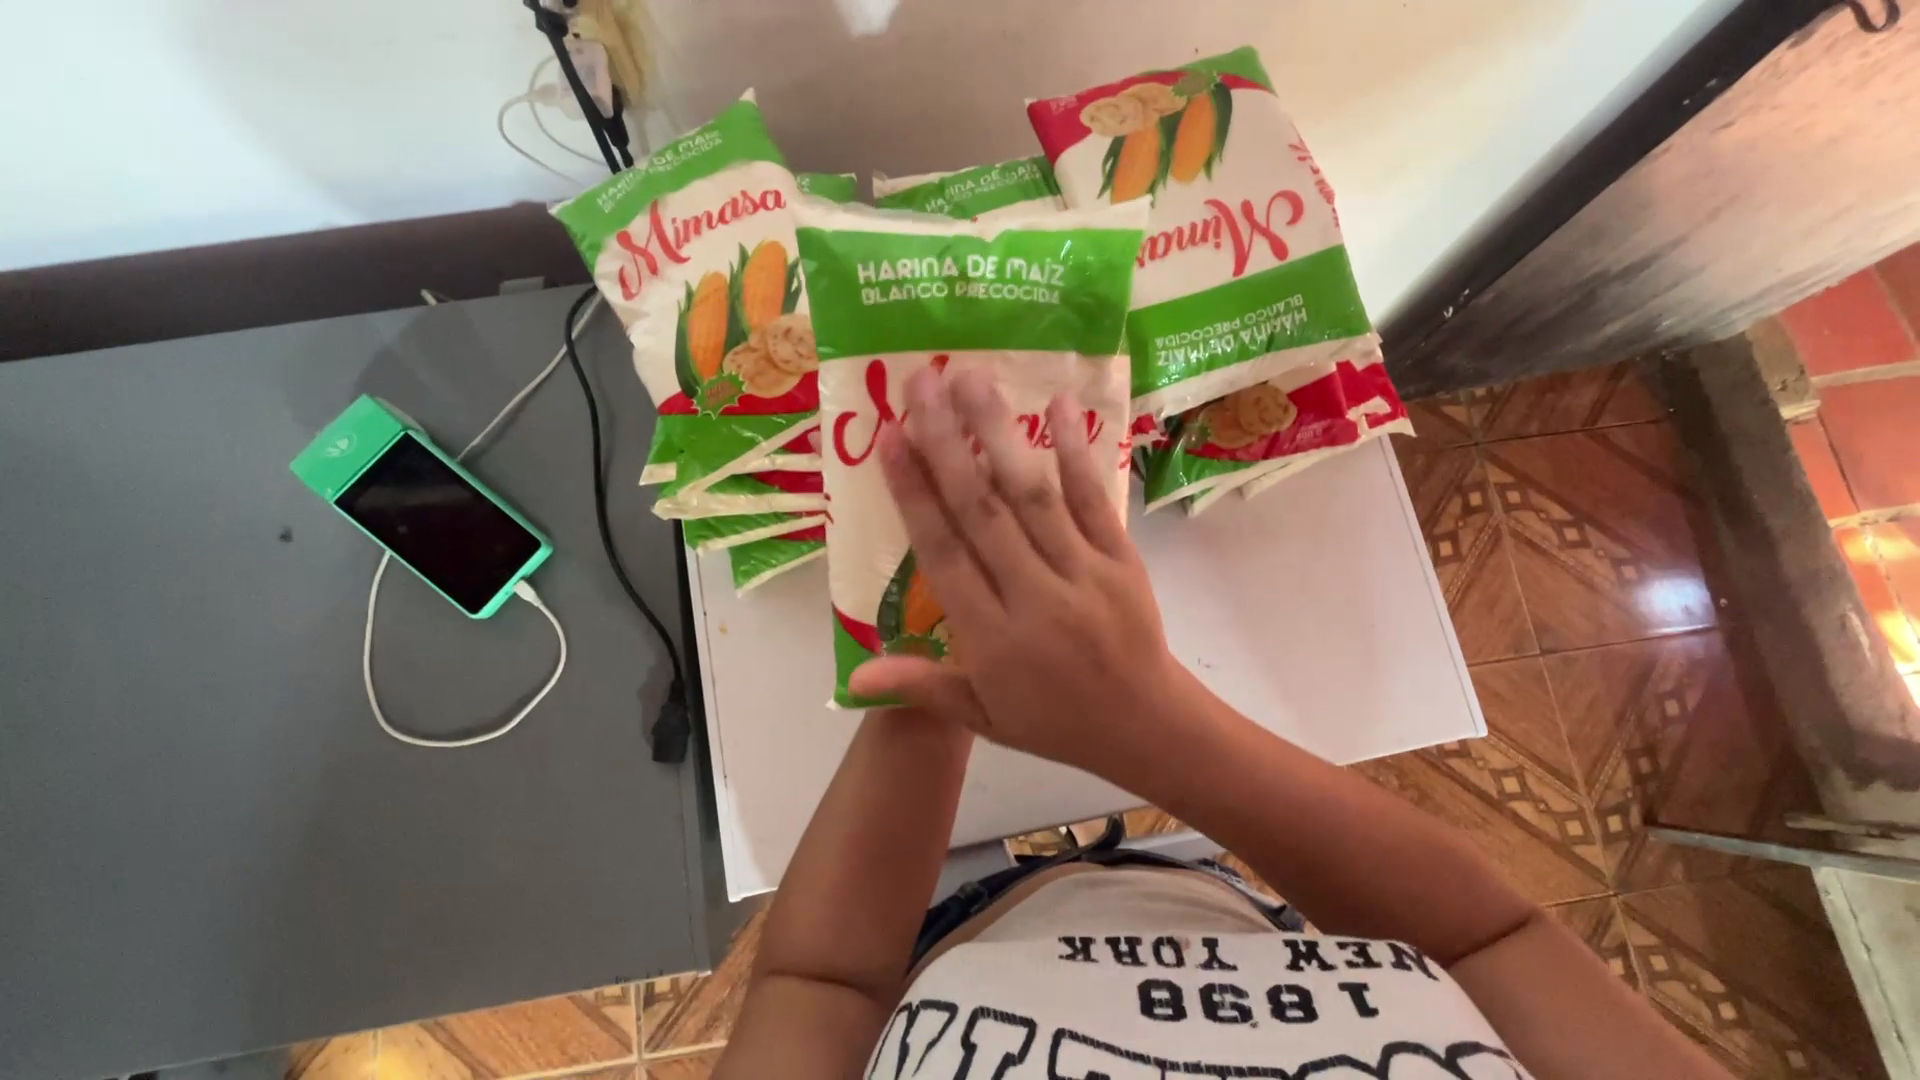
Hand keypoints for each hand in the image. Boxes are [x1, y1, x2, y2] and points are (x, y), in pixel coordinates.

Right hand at [849, 366, 1198, 781]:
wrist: (1145, 726)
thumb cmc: (1053, 720)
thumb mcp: (982, 715)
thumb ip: (921, 685)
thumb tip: (852, 675)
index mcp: (991, 637)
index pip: (943, 553)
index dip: (914, 492)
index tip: (890, 437)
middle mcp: (1033, 597)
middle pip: (982, 510)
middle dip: (947, 442)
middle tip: (921, 382)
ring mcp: (1082, 573)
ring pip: (1033, 496)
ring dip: (1000, 433)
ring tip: (972, 378)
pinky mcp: (1122, 559)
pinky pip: (1094, 501)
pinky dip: (1077, 453)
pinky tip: (1058, 406)